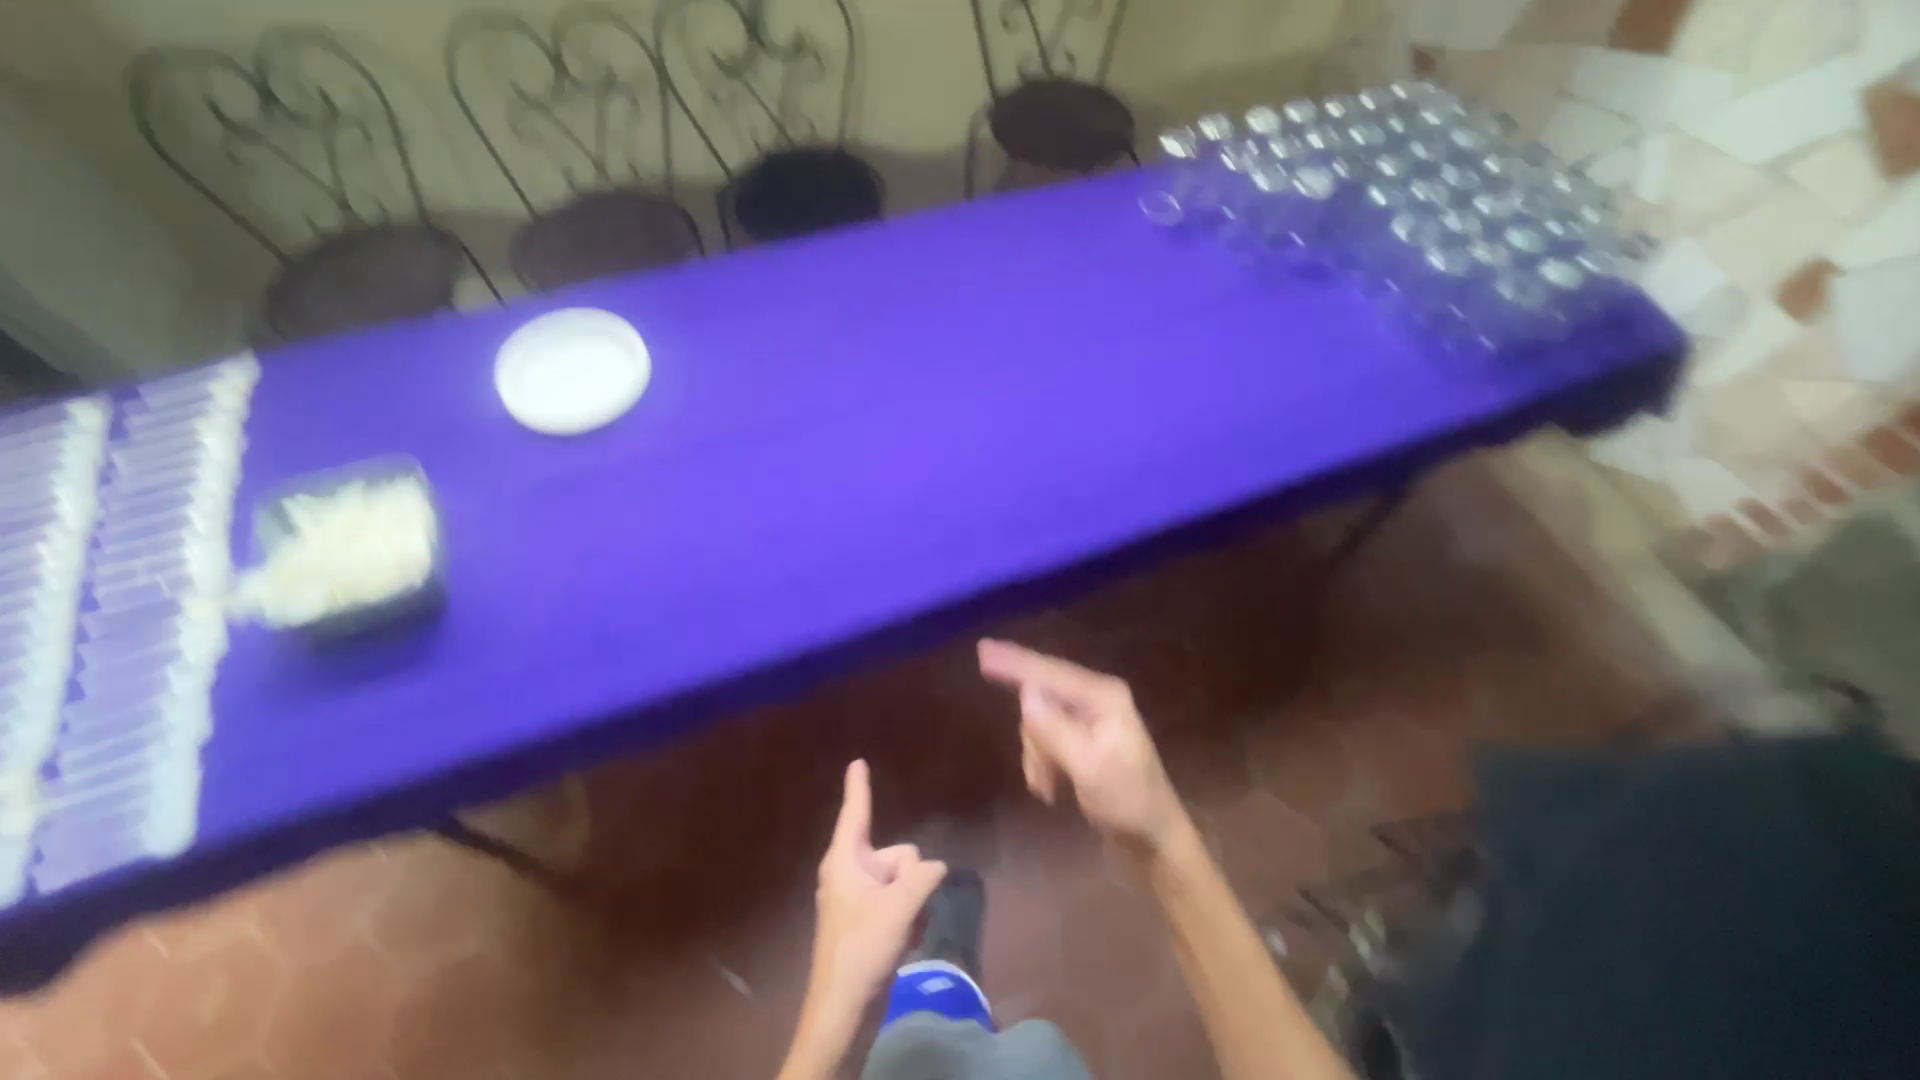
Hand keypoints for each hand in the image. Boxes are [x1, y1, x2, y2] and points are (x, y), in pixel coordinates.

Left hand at [808, 760, 947, 1010]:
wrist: (844, 1009)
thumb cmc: (862, 950)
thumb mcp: (899, 907)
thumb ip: (924, 876)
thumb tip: (935, 868)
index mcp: (845, 860)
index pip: (855, 812)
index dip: (859, 786)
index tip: (858, 761)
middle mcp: (850, 872)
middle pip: (898, 853)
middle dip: (911, 878)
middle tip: (902, 910)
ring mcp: (860, 898)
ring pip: (905, 880)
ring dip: (914, 903)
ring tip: (903, 932)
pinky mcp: (869, 921)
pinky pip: (901, 903)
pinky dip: (909, 918)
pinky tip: (906, 942)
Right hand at [977, 638, 1190, 853]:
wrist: (1153, 842)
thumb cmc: (1127, 801)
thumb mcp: (1087, 765)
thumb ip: (1054, 728)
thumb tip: (1025, 692)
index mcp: (1103, 697)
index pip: (1049, 672)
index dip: (1013, 662)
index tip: (982, 650)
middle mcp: (1096, 701)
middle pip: (1040, 700)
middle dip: (1034, 740)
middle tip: (1040, 777)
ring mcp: (1090, 723)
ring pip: (1039, 725)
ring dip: (1037, 758)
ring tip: (1049, 789)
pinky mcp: (1083, 744)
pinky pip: (1046, 742)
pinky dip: (1042, 765)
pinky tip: (1051, 790)